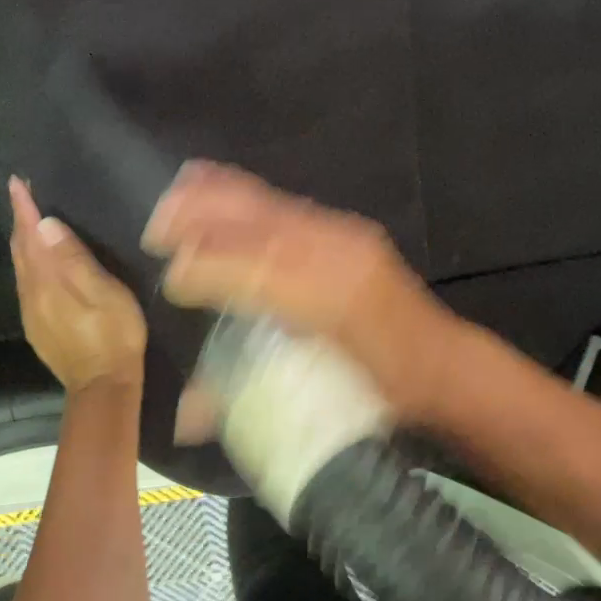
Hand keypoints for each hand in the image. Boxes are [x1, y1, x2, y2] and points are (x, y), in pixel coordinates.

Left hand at [9, 176, 146, 393]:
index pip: (31, 236)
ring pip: (20, 267)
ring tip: (27, 219)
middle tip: (21, 194)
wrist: (103, 388)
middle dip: (21, 220)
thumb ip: (75, 259)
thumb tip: (47, 225)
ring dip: (23, 240)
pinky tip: (36, 261)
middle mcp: (31, 294)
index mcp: (47, 282)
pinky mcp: (37, 326)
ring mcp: (31, 313)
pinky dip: (27, 262)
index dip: (25, 208)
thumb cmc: (114, 335)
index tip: (17, 182)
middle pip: (21, 250)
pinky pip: (25, 283)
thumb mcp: (105, 293)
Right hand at [142, 161, 467, 425]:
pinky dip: (245, 192)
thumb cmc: (382, 395)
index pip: (266, 278)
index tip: (172, 277)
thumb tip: (185, 419)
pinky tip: (214, 181)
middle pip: (265, 231)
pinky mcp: (346, 228)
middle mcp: (343, 259)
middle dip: (209, 222)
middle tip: (158, 225)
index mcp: (339, 305)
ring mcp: (347, 237)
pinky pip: (285, 203)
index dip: (216, 273)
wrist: (443, 365)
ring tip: (176, 193)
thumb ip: (252, 400)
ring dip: (221, 199)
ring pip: (273, 209)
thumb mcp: (322, 407)